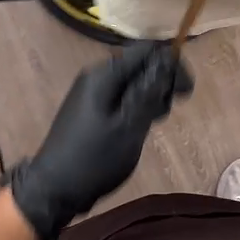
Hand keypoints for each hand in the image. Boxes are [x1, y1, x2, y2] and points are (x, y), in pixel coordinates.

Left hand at [7, 42, 193, 239]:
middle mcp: (96, 76)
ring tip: (154, 123)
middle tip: (166, 113)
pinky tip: (138, 127)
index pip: (147, 50)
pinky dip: (135, 107)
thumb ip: (149, 90)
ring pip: (131, 82)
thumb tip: (168, 58)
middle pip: (139, 64)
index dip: (172, 65)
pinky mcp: (89, 109)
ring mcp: (90, 93)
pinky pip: (119, 97)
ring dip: (150, 96)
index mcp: (105, 74)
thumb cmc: (96, 158)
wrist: (54, 188)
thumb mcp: (130, 125)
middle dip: (161, 82)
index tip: (185, 93)